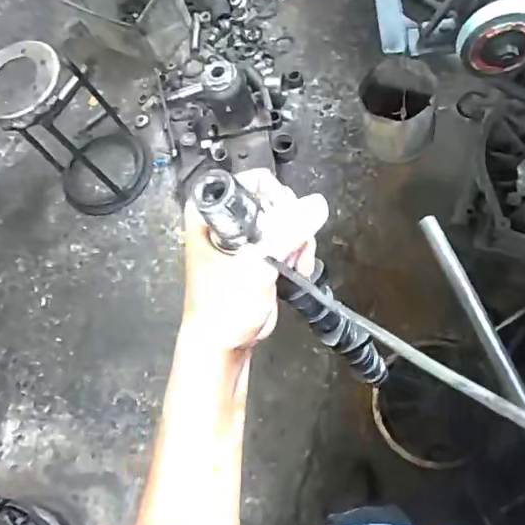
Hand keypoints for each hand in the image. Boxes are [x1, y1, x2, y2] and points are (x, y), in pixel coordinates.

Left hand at [179, 169, 327, 352]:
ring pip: (288, 224)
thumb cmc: (219, 309)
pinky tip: (293, 270)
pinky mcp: (261, 258)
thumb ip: (287, 232)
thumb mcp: (256, 263)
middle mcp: (227, 224)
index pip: (252, 181)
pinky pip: (290, 244)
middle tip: (288, 245)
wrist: (224, 343)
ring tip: (289, 263)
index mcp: (211, 214)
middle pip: (276, 202)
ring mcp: (247, 241)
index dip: (275, 197)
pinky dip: (299, 256)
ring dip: (298, 244)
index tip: (285, 220)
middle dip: (292, 225)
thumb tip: (313, 207)